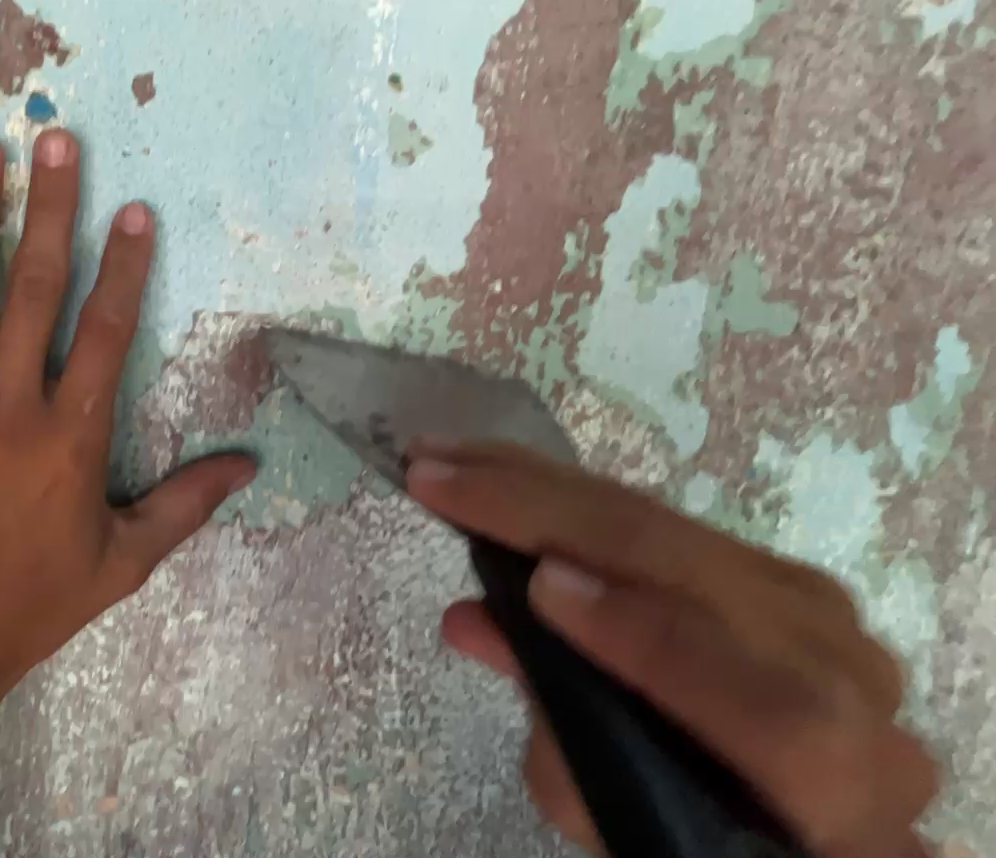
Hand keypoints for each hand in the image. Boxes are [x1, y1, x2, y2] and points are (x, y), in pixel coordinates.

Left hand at [0, 131, 252, 857]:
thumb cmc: (26, 604)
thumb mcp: (121, 566)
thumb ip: (185, 506)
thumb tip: (249, 465)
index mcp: (68, 436)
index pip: (107, 332)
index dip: (124, 267)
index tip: (133, 210)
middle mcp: (6, 403)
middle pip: (33, 289)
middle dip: (50, 210)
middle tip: (56, 141)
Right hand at [405, 443, 937, 857]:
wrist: (783, 795)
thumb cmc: (684, 819)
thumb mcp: (612, 809)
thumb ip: (556, 725)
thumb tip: (470, 622)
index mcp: (827, 782)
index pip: (764, 706)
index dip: (647, 640)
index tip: (540, 588)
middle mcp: (838, 678)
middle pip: (692, 574)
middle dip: (549, 517)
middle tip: (438, 477)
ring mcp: (805, 608)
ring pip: (661, 522)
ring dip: (533, 481)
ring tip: (444, 455)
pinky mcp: (756, 561)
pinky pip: (646, 509)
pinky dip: (555, 484)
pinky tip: (491, 463)